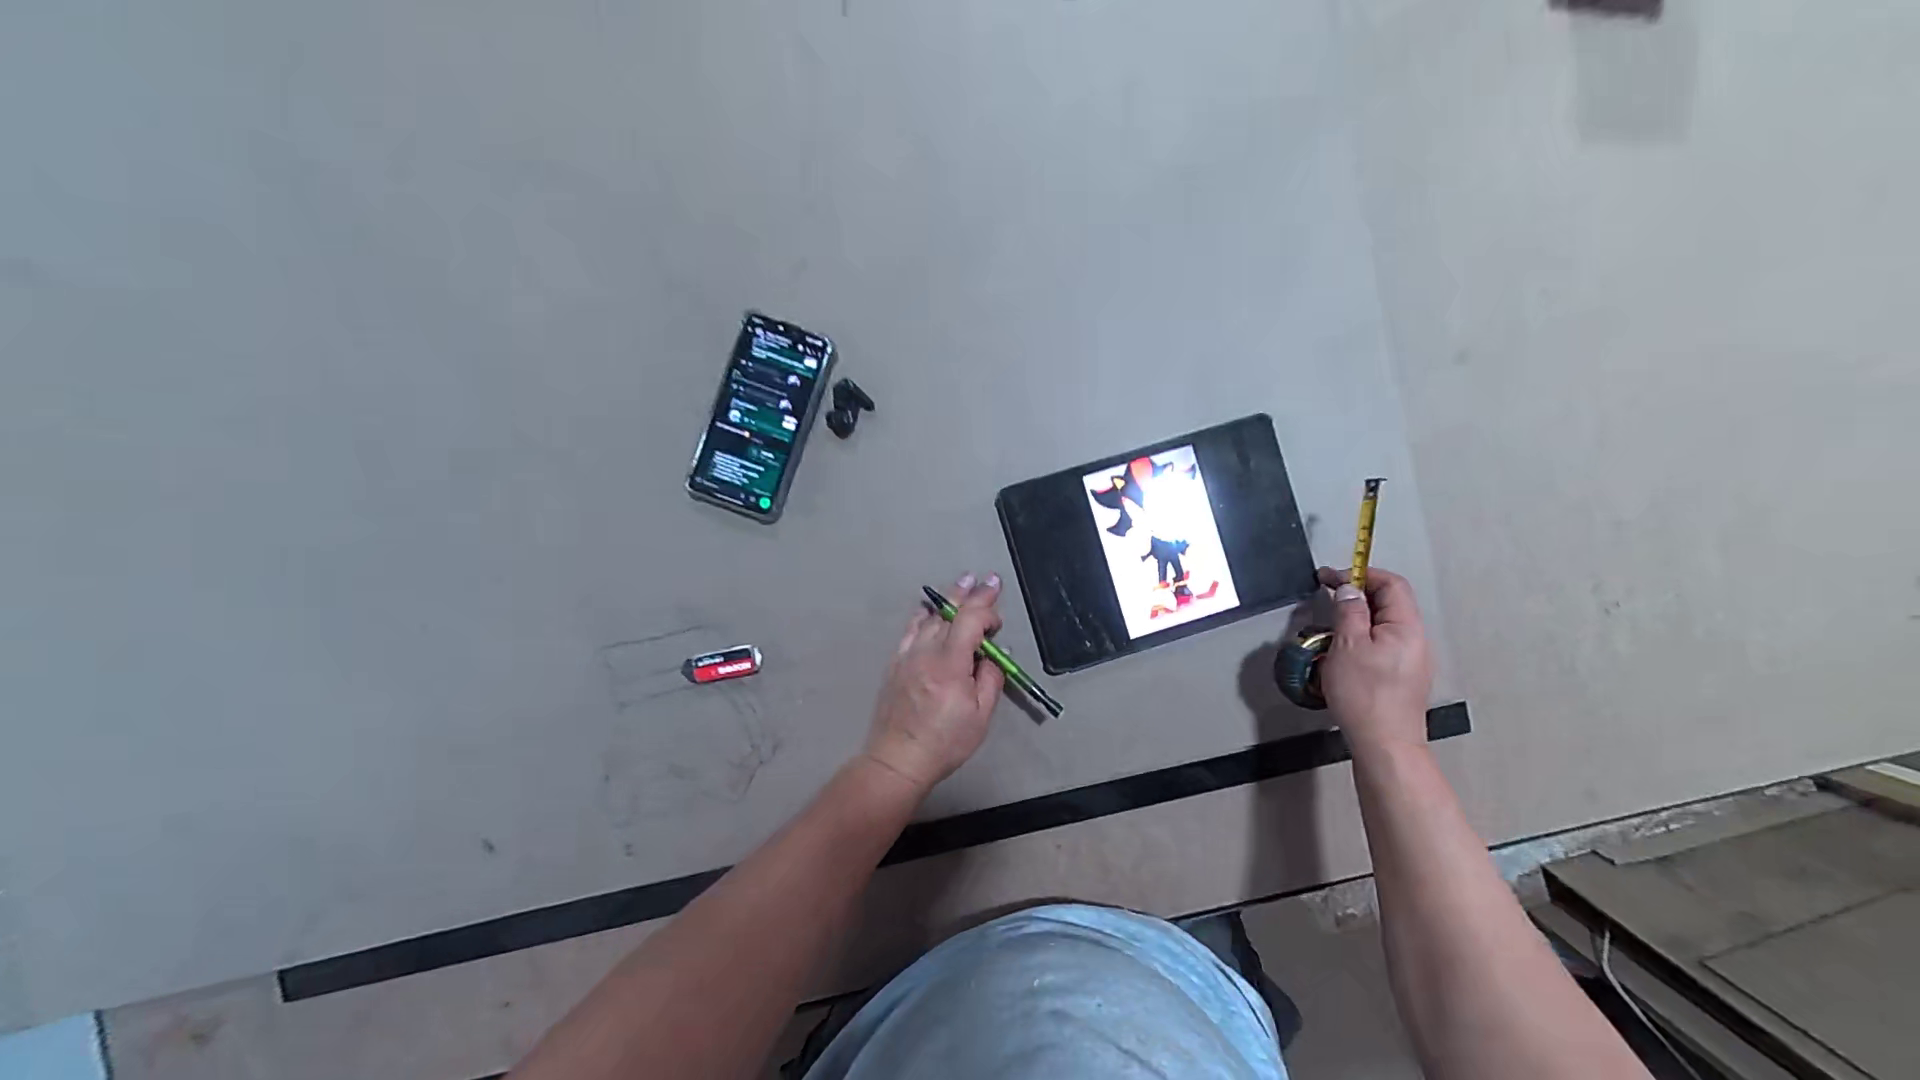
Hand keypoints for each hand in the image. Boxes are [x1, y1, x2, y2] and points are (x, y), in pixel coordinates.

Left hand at [861, 573, 1006, 792]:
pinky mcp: (895, 663)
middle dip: (971, 594)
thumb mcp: (980, 716)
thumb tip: (993, 654)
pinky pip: (911, 630)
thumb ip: (990, 679)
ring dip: (948, 599)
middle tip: (986, 579)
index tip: (998, 620)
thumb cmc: (945, 742)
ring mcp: (907, 655)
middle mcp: (926, 652)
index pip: (970, 621)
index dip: (987, 612)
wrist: (898, 759)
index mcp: (950, 664)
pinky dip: (924, 616)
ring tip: (963, 584)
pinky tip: (929, 610)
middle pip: (950, 612)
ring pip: (930, 618)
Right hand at [1315, 565, 1433, 752]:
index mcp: (1406, 627)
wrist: (1383, 742)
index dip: (1360, 573)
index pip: (1390, 584)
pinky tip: (1344, 648)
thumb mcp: (1347, 645)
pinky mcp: (1402, 674)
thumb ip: (1349, 611)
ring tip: (1332, 623)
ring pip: (1385, 623)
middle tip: (1329, 594)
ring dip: (1358, 615)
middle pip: (1390, 602)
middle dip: (1358, 593)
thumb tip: (1347, 589)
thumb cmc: (1365, 696)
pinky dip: (1362, 634)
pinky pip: (1383, 641)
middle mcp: (1416, 639)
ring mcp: (1412, 658)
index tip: (1331, 576)